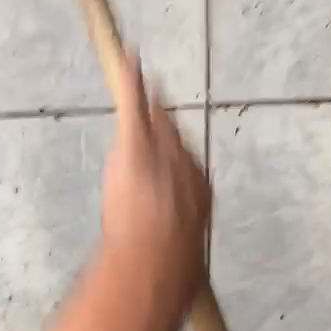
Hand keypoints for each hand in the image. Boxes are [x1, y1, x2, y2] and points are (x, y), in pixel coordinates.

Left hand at [100, 57, 209, 299]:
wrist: (155, 266)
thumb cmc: (170, 275)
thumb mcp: (182, 266)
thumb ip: (176, 254)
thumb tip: (174, 269)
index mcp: (200, 196)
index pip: (188, 167)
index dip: (174, 158)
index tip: (165, 151)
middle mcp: (189, 168)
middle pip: (175, 138)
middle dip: (163, 124)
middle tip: (154, 102)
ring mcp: (164, 154)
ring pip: (158, 121)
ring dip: (149, 100)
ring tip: (142, 76)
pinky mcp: (138, 143)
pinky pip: (136, 102)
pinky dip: (133, 77)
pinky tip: (130, 55)